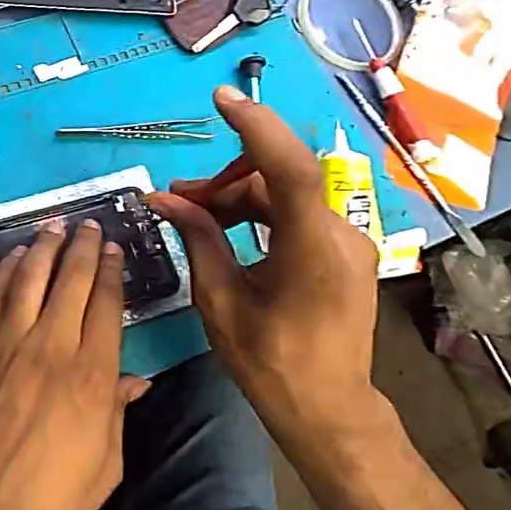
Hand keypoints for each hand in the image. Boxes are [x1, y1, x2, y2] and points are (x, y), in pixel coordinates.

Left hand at [0, 221, 150, 509]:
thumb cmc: (53, 497)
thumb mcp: (106, 462)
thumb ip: (118, 409)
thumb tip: (135, 378)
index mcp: (92, 375)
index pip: (106, 305)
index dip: (111, 272)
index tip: (113, 250)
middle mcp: (51, 347)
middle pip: (71, 281)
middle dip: (83, 247)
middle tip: (89, 226)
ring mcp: (8, 344)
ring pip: (30, 279)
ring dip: (44, 248)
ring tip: (54, 226)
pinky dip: (6, 272)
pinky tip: (15, 257)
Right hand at [147, 85, 382, 433]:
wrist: (328, 410)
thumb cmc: (270, 363)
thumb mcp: (220, 299)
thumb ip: (198, 238)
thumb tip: (164, 198)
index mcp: (312, 249)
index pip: (290, 169)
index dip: (256, 127)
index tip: (222, 99)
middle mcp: (339, 234)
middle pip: (277, 179)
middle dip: (224, 182)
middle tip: (179, 201)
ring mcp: (346, 240)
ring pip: (284, 193)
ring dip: (237, 197)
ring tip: (194, 215)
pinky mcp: (342, 249)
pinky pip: (295, 212)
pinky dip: (257, 212)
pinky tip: (225, 229)